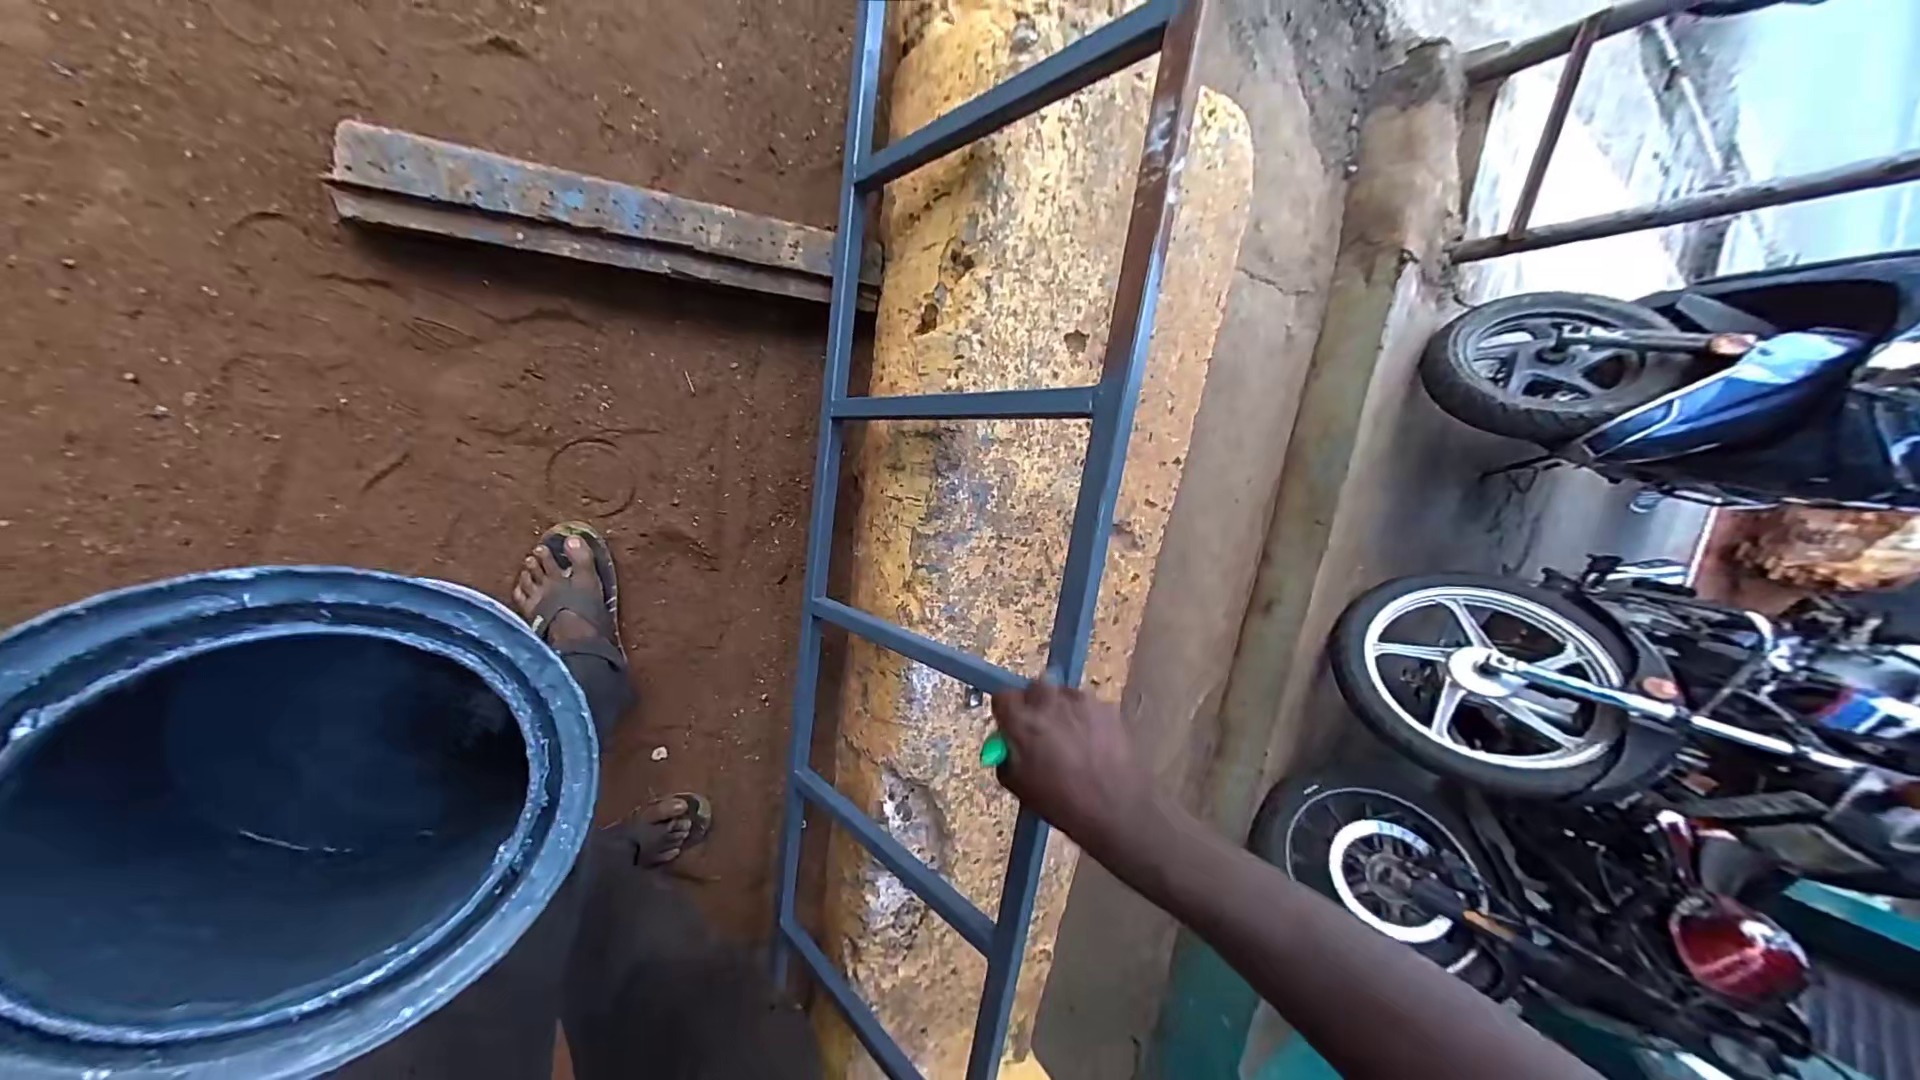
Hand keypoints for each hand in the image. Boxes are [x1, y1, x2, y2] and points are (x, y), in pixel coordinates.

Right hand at [991, 680, 1165, 860]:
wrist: (1118, 813)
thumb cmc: (1062, 804)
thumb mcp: (1019, 787)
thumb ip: (1006, 756)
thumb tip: (1007, 742)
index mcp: (1023, 721)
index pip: (1003, 697)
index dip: (1007, 712)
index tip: (1012, 726)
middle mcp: (1049, 701)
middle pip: (1034, 689)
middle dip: (1034, 706)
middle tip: (1042, 731)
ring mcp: (1081, 701)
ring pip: (1063, 695)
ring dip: (1061, 710)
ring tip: (1072, 739)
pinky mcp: (1107, 706)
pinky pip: (1088, 705)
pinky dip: (1086, 718)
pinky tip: (1094, 743)